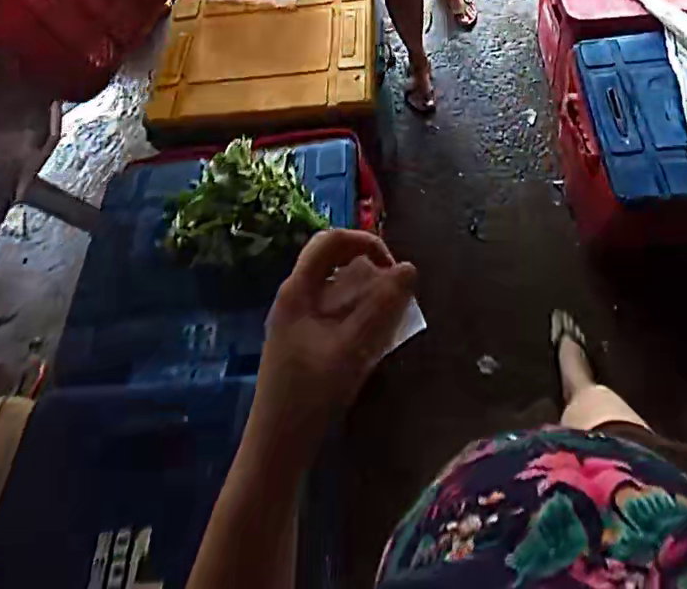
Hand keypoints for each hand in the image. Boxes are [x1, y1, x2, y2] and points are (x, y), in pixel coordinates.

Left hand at [259, 229, 415, 427]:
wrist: (277, 446)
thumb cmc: (311, 395)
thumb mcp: (352, 349)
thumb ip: (381, 307)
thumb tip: (409, 269)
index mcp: (297, 290)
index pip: (330, 241)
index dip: (365, 242)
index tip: (393, 267)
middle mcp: (293, 295)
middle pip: (330, 258)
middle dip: (365, 262)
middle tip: (392, 284)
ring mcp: (295, 317)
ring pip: (332, 283)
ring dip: (362, 287)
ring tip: (387, 309)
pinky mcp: (301, 337)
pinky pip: (331, 306)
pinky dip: (355, 308)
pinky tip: (371, 334)